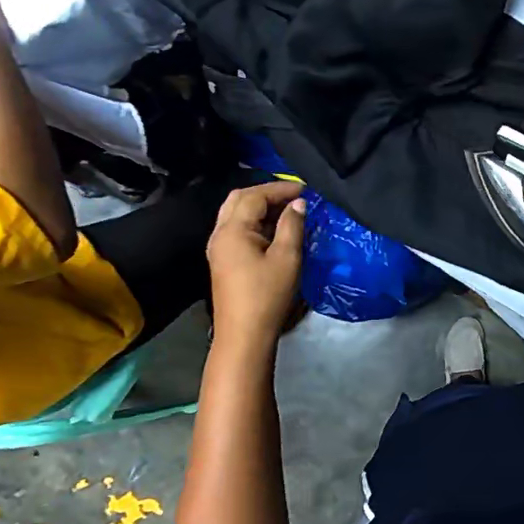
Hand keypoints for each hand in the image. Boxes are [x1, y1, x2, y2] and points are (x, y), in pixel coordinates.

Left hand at [207, 181, 307, 345]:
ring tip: (287, 210)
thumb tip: (298, 204)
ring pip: (236, 214)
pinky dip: (255, 221)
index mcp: (233, 230)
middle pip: (239, 199)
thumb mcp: (287, 258)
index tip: (306, 189)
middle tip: (294, 196)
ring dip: (260, 207)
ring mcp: (218, 248)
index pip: (255, 195)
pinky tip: (275, 230)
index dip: (280, 188)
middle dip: (267, 193)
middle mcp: (220, 234)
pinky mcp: (223, 260)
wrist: (244, 335)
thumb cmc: (267, 295)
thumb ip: (292, 225)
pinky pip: (237, 229)